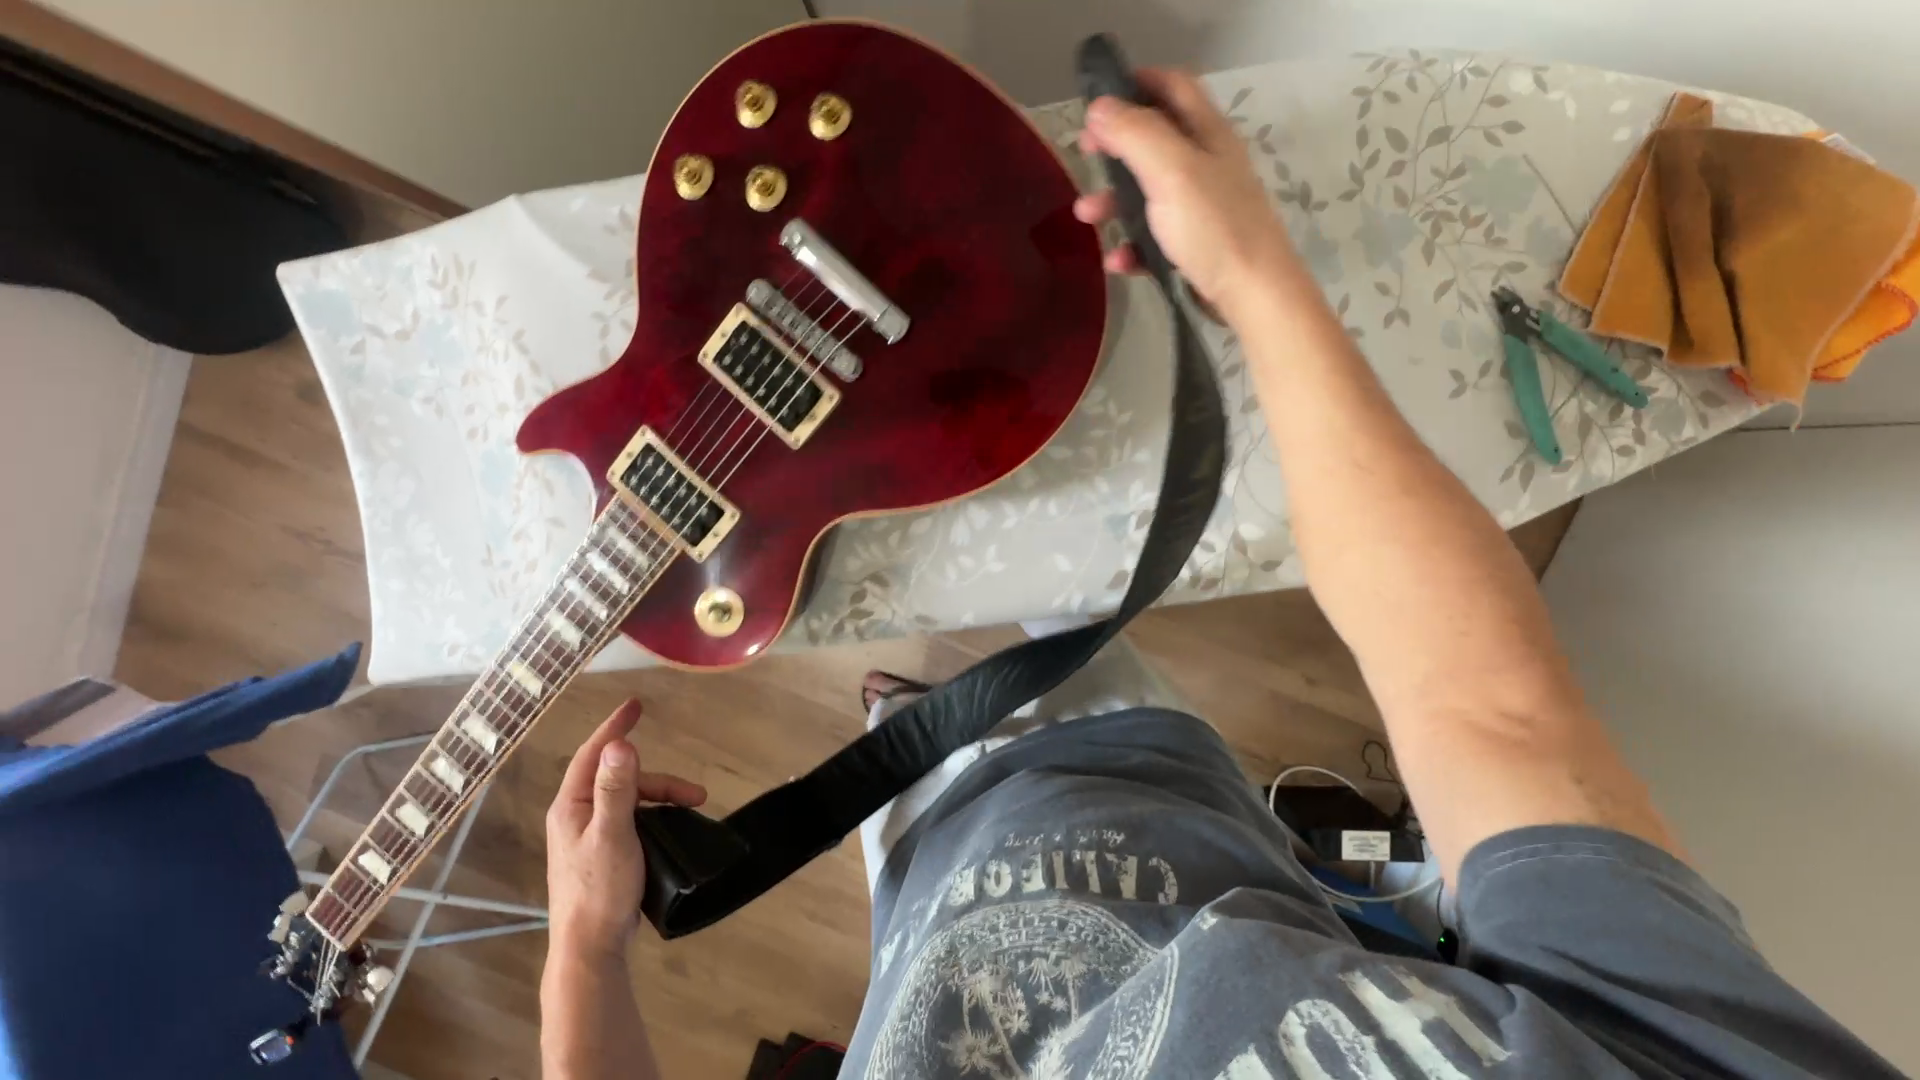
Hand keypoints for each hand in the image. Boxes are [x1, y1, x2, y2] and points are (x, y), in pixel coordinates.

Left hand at [544, 700, 706, 962]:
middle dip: (660, 781)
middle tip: (696, 794)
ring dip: (661, 798)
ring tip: (693, 810)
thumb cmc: (599, 890)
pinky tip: (672, 828)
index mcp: (571, 807)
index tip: (636, 705)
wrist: (591, 949)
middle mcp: (576, 817)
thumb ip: (616, 789)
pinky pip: (631, 820)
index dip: (614, 728)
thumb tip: (621, 744)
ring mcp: (588, 838)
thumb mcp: (612, 835)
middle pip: (620, 780)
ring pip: (628, 801)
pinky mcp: (603, 856)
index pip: (592, 754)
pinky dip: (654, 816)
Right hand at [1074, 68, 1300, 316]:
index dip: (1136, 84)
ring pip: (1149, 192)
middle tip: (1085, 153)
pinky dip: (1132, 245)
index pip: (1173, 87)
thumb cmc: (1213, 227)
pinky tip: (1118, 260)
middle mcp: (1206, 164)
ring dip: (1114, 201)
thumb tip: (1099, 107)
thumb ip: (1134, 135)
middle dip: (1116, 147)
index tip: (1098, 101)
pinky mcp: (1195, 245)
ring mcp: (1201, 206)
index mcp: (1207, 134)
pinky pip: (1154, 237)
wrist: (1252, 294)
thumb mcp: (1171, 171)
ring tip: (1085, 216)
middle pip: (1154, 140)